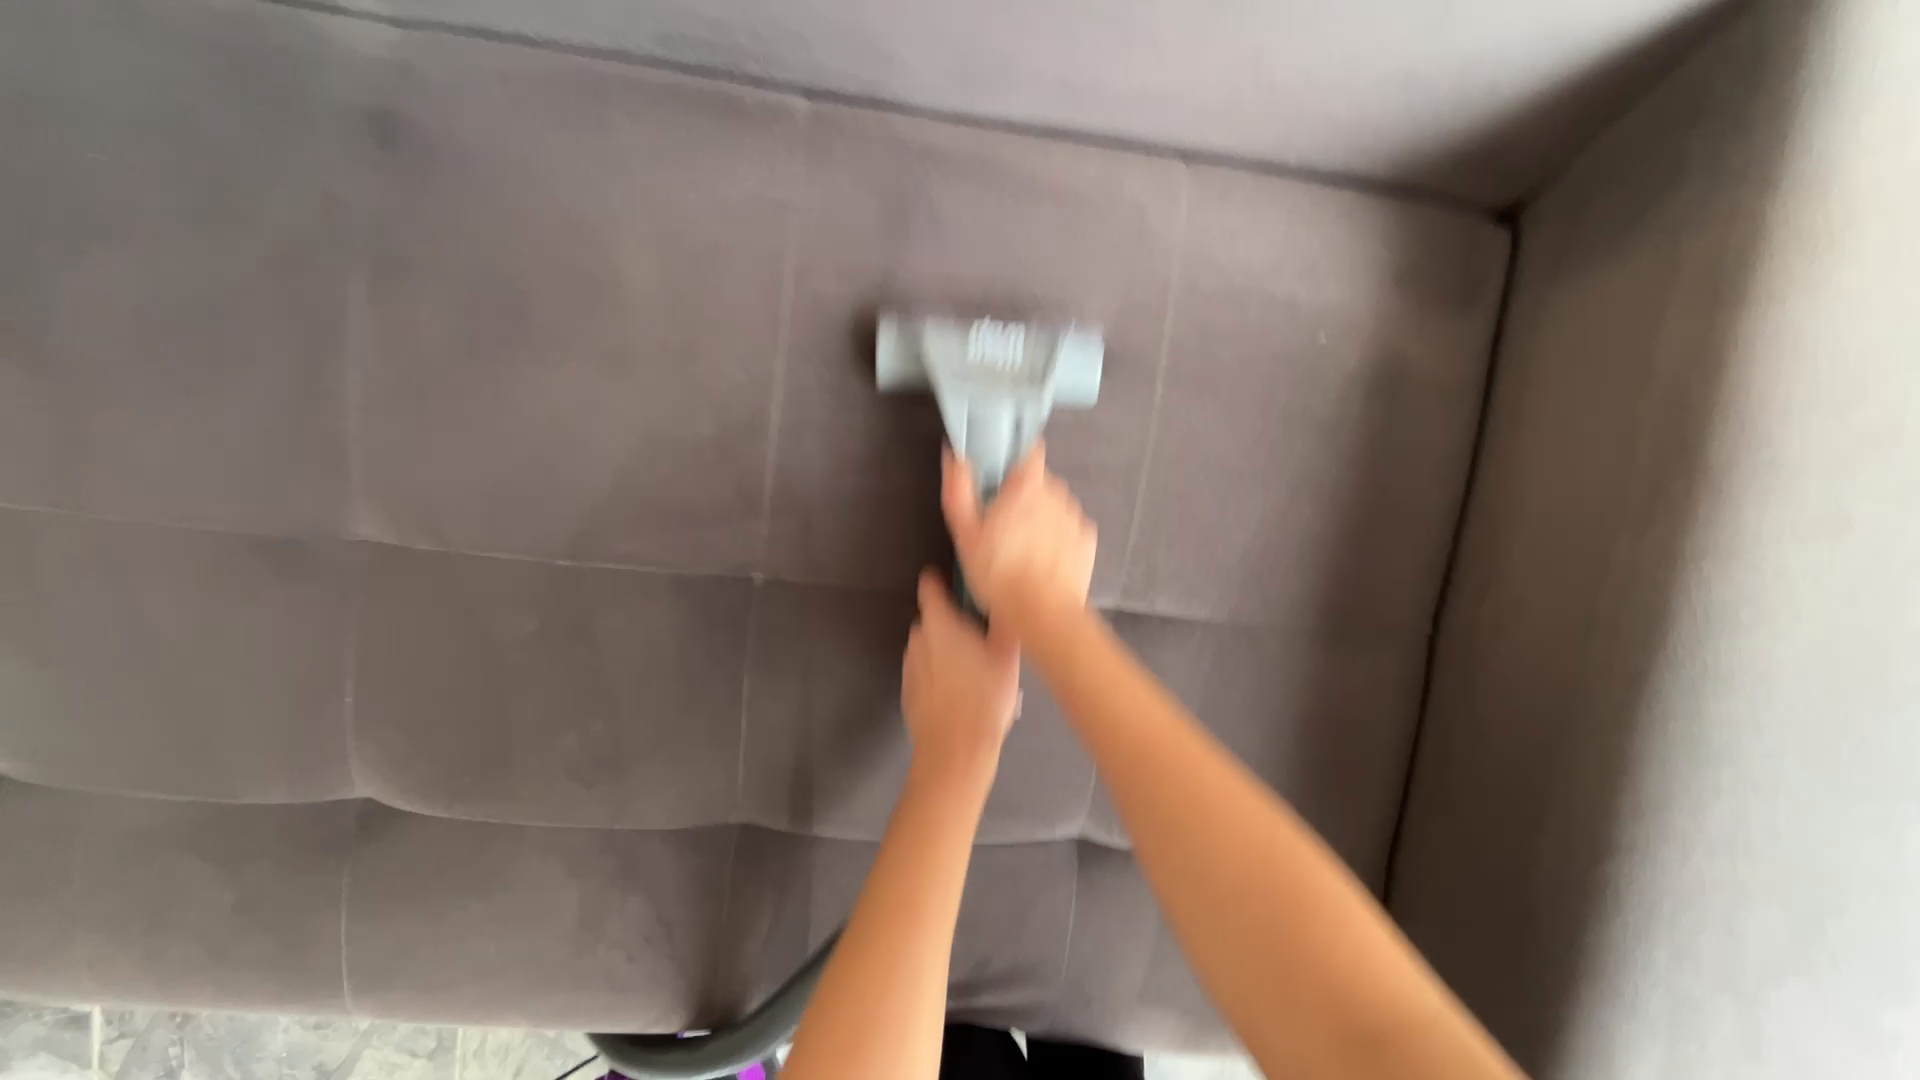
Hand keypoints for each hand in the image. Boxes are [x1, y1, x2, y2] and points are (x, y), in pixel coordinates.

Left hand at [901, 572, 1020, 779]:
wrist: (955, 750)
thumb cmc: (984, 699)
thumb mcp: (1008, 656)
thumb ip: (1005, 619)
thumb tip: (1007, 598)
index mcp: (940, 622)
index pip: (930, 584)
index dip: (944, 580)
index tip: (962, 586)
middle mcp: (918, 637)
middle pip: (935, 617)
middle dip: (954, 622)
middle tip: (983, 639)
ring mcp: (909, 664)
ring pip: (930, 645)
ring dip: (946, 649)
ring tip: (975, 670)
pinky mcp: (907, 689)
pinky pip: (925, 669)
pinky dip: (939, 673)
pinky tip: (961, 691)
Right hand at [942, 442, 1096, 632]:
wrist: (1043, 613)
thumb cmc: (1000, 573)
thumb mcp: (965, 533)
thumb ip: (959, 489)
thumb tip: (955, 457)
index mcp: (1026, 486)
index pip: (1029, 450)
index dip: (1014, 460)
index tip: (1001, 479)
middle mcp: (1057, 494)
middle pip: (1038, 482)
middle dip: (1022, 496)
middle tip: (1002, 526)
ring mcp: (1075, 517)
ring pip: (1054, 506)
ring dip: (1040, 518)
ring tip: (1021, 550)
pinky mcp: (1087, 541)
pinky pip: (1069, 530)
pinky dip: (1057, 539)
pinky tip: (1042, 561)